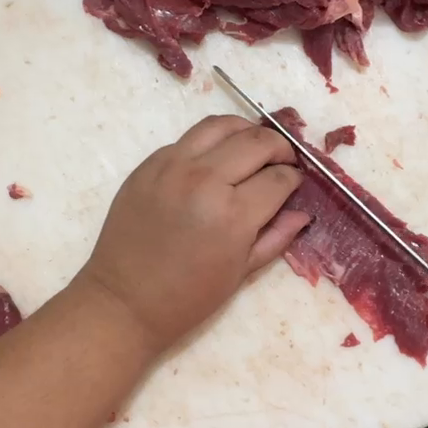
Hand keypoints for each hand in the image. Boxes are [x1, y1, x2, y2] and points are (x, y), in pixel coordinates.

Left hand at [75, 116, 309, 353]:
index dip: (294, 179)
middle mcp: (205, 180)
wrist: (124, 301)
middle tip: (282, 161)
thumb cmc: (188, 298)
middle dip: (279, 148)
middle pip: (256, 141)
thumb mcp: (241, 273)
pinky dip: (209, 144)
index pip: (279, 177)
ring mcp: (172, 167)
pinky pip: (187, 140)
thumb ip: (276, 236)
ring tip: (252, 147)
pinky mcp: (148, 165)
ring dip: (244, 132)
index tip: (295, 183)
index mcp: (233, 214)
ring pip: (220, 126)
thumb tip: (302, 211)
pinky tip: (212, 162)